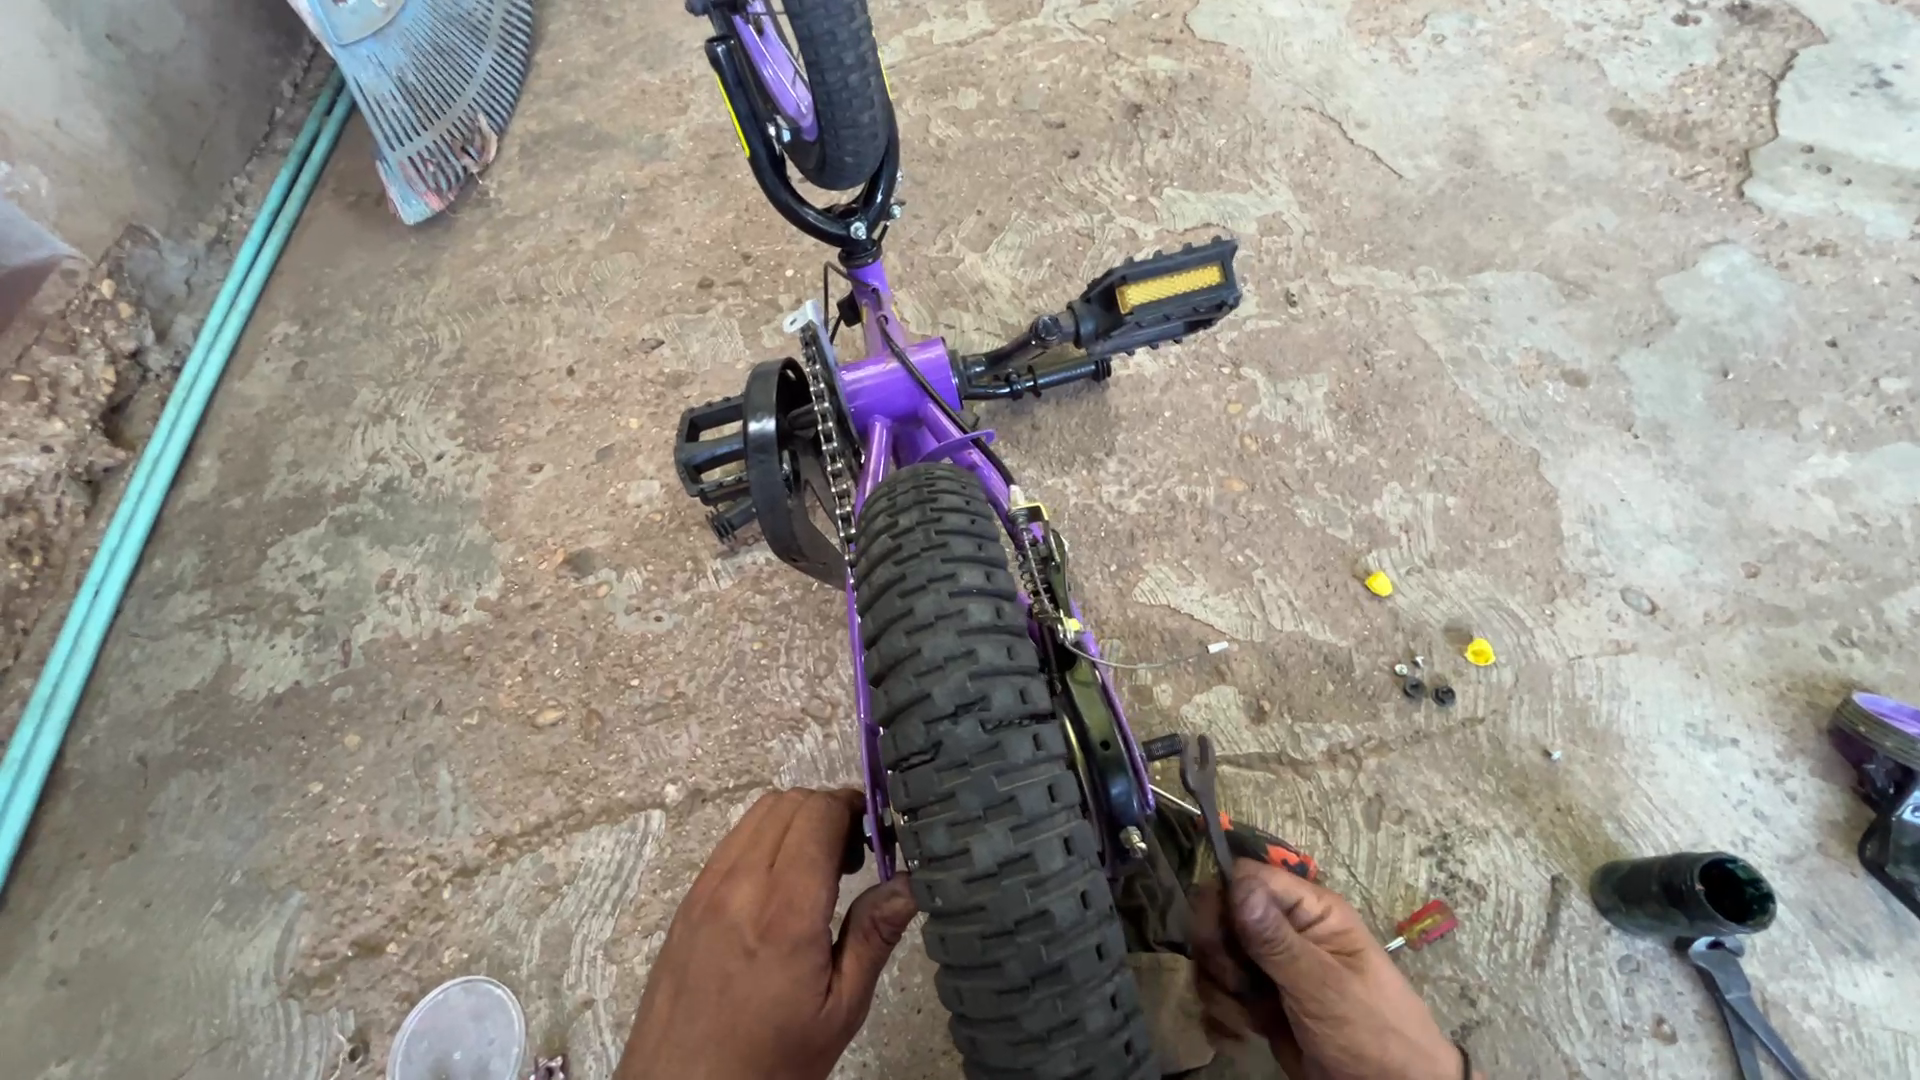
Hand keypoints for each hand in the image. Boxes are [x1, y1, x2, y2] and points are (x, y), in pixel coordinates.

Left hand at [616, 789, 917, 1079]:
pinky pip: (732, 840)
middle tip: (853, 855)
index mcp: (785, 910)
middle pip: (790, 802)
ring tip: (818, 867)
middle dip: (829, 811)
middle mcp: (740, 884)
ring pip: (758, 813)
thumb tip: (911, 881)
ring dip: (796, 820)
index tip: (876, 833)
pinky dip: (765, 838)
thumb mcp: (839, 1011)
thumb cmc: (771, 1062)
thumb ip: (874, 935)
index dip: (853, 808)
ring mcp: (706, 888)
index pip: (819, 813)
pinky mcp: (688, 901)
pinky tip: (779, 884)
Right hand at [1190, 859, 1466, 1079]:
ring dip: (1221, 991)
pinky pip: (1218, 993)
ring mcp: (1269, 967)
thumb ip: (1277, 941)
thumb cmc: (1375, 1037)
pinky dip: (1221, 1015)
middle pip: (1221, 914)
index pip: (1248, 877)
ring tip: (1251, 1020)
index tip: (1219, 937)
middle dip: (1218, 953)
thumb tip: (1236, 885)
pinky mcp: (1259, 1001)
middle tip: (1236, 985)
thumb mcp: (1327, 989)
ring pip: (1215, 956)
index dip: (1224, 899)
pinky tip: (1240, 1035)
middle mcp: (1285, 930)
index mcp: (1310, 911)